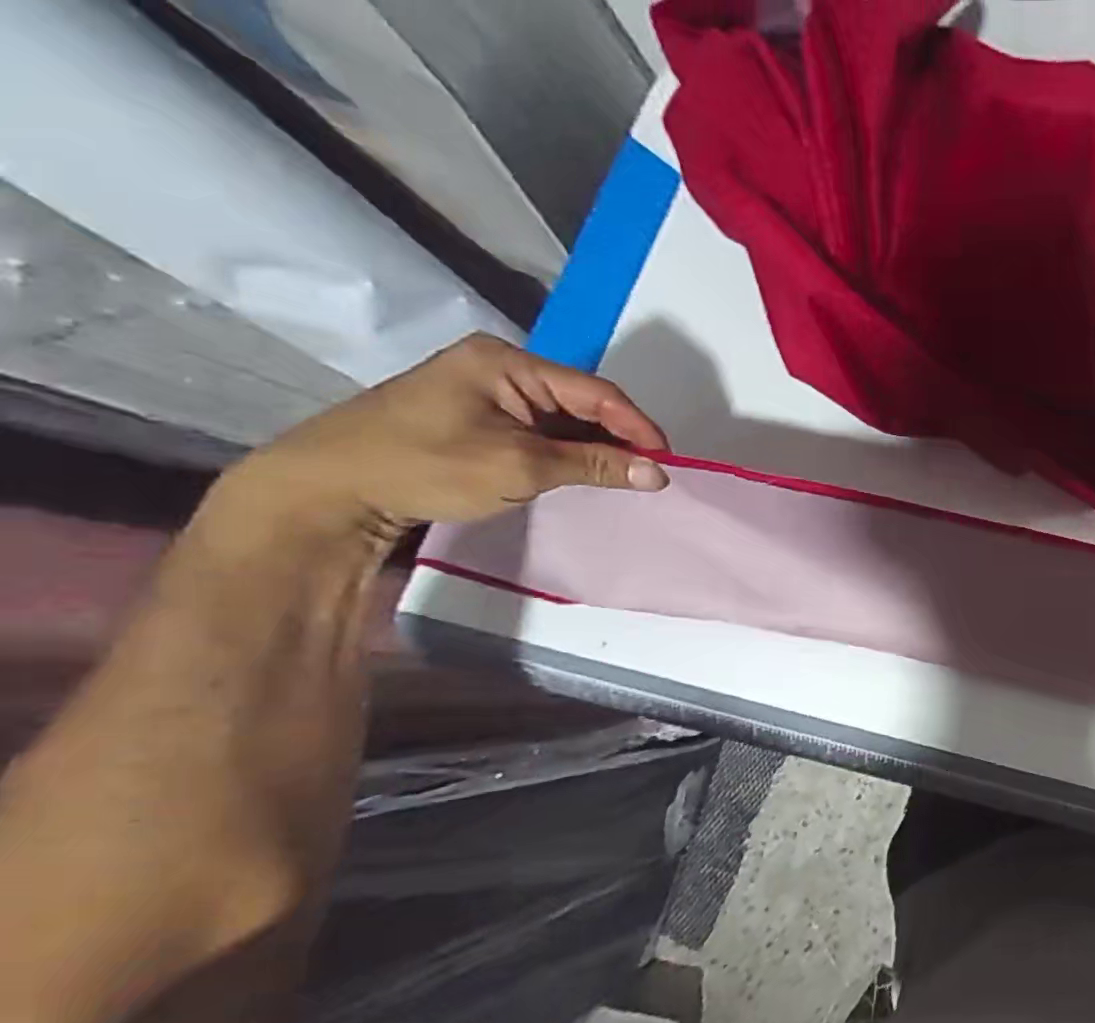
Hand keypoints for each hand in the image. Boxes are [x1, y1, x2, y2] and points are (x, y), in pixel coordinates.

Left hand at [230, 334, 670, 540]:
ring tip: (625, 475)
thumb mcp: (521, 466)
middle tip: (649, 472)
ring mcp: (484, 390)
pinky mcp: (474, 416)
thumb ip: (595, 465)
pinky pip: (538, 428)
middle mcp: (499, 366)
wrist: (329, 490)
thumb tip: (657, 474)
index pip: (595, 391)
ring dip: (594, 445)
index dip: (637, 425)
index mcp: (508, 362)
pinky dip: (566, 450)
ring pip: (561, 416)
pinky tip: (584, 469)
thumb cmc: (427, 466)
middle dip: (618, 436)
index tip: (668, 461)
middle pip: (580, 399)